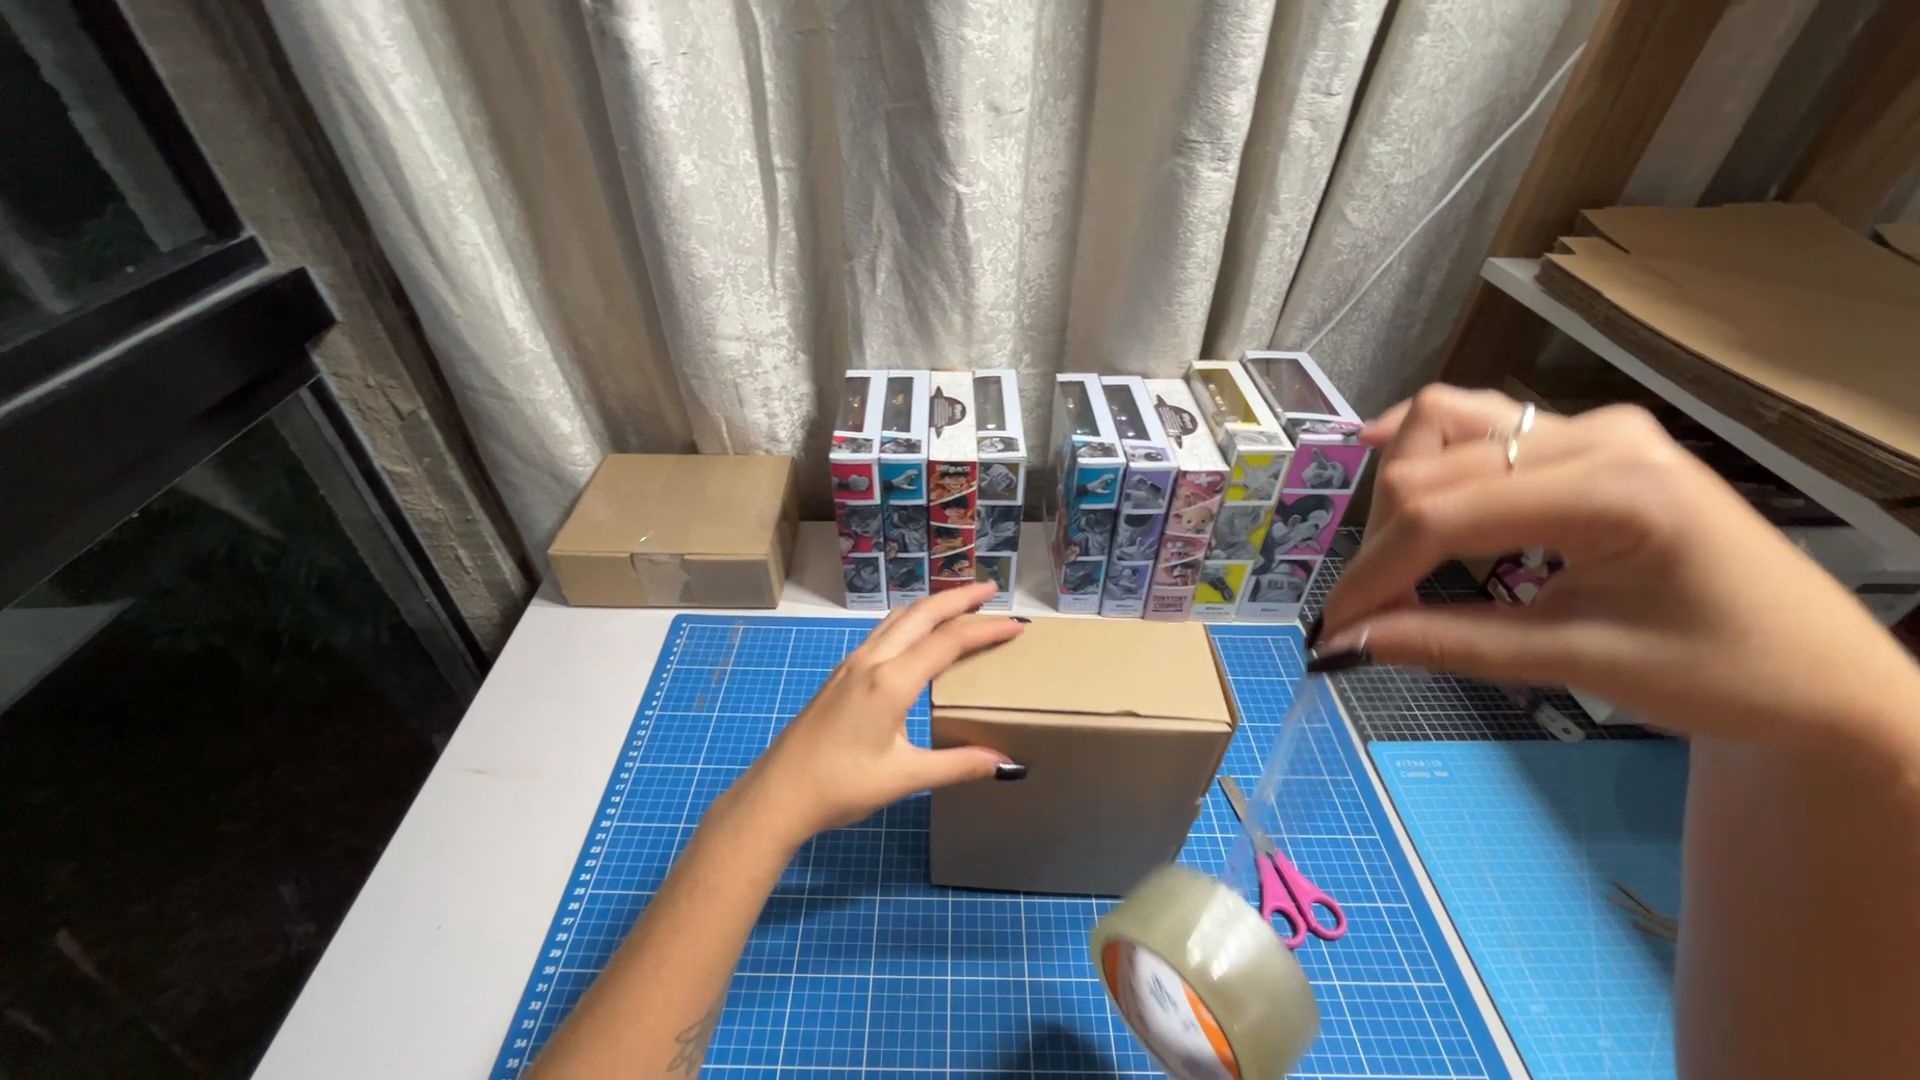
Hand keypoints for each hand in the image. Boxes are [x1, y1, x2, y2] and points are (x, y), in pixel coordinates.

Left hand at [725, 583, 1022, 844]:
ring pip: (898, 619)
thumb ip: (958, 765)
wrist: (778, 794)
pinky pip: (882, 633)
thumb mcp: (905, 777)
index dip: (986, 629)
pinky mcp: (840, 676)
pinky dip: (910, 622)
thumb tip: (1005, 764)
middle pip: (921, 614)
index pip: (949, 641)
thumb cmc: (841, 786)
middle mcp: (871, 661)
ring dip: (931, 606)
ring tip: (959, 605)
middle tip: (992, 589)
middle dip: (959, 598)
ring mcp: (851, 665)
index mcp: (891, 680)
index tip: (1018, 624)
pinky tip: (916, 637)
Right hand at [1317, 385, 1919, 752]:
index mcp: (1613, 487)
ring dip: (1395, 491)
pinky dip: (1420, 446)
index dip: (1371, 573)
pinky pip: (1476, 420)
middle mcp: (1597, 433)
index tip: (1333, 631)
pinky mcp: (1584, 438)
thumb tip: (1343, 643)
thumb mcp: (1575, 661)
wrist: (1821, 674)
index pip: (1443, 515)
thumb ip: (1446, 642)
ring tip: (1389, 558)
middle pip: (1430, 469)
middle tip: (1364, 614)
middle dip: (1379, 544)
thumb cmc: (1722, 674)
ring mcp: (1591, 426)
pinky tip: (1385, 462)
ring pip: (1443, 423)